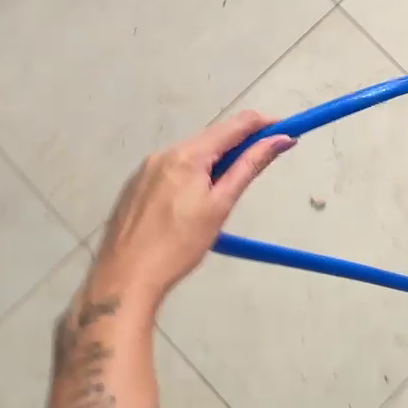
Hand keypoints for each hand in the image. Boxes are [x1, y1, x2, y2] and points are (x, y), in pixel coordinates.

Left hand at [86, 111, 290, 314]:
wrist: (121, 283)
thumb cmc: (179, 245)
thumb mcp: (221, 204)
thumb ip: (250, 166)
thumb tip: (281, 139)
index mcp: (187, 155)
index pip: (236, 124)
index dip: (265, 124)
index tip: (287, 132)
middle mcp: (164, 153)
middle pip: (213, 136)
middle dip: (242, 142)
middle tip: (264, 161)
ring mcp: (145, 169)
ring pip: (193, 151)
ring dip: (218, 158)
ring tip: (229, 187)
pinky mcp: (134, 186)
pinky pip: (174, 166)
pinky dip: (195, 170)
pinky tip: (196, 198)